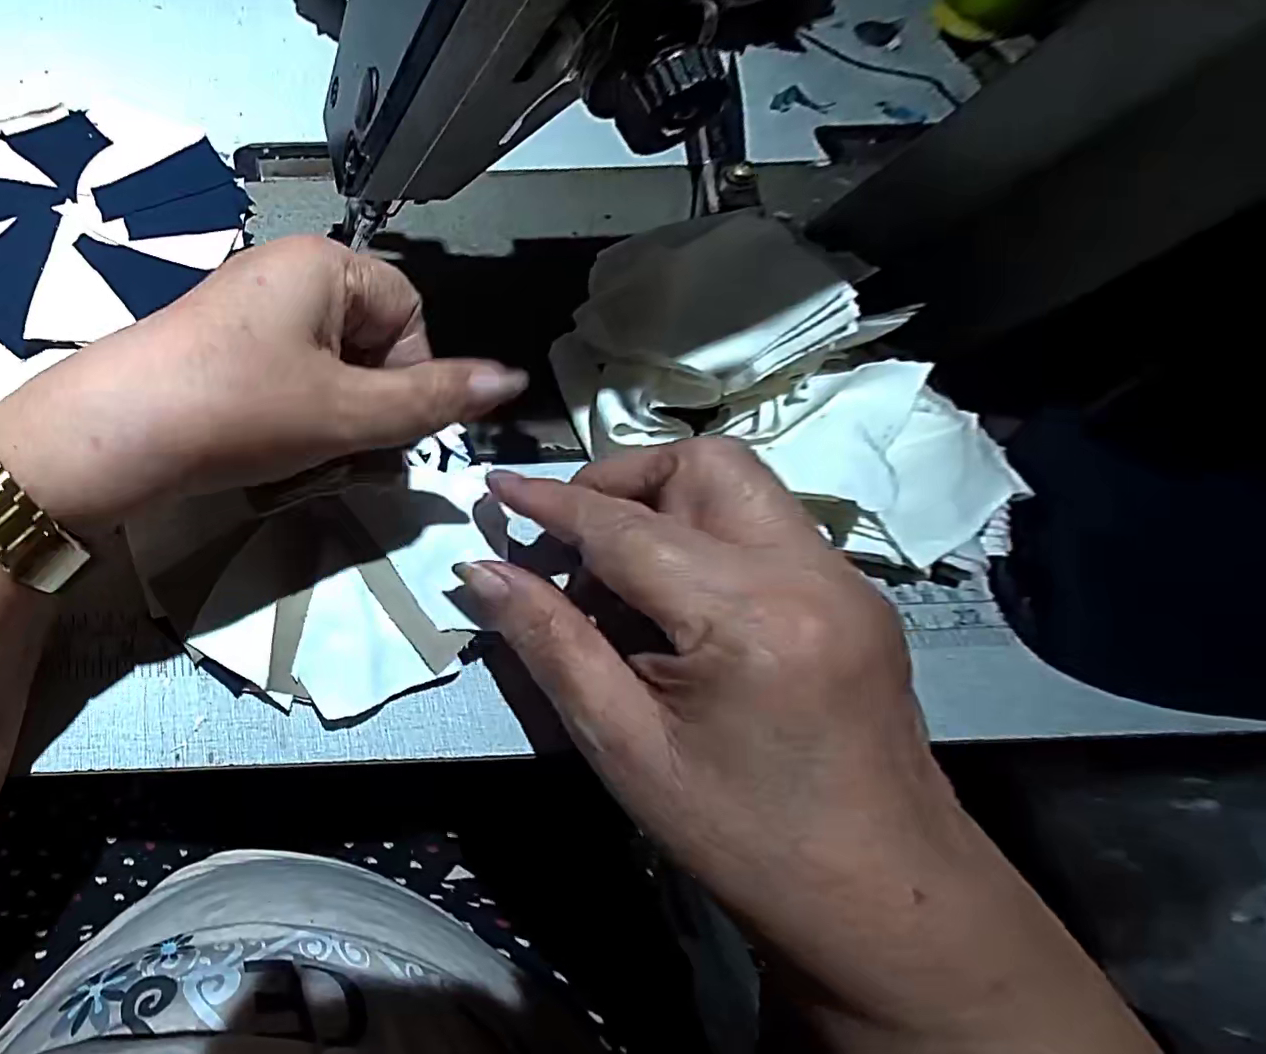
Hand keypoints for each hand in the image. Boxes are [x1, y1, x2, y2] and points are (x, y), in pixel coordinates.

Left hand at [0, 235, 526, 527]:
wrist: (113, 437)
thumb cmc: (241, 411)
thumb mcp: (347, 412)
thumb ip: (432, 400)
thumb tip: (512, 382)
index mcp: (324, 263)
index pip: (411, 314)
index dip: (414, 378)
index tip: (392, 431)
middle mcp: (285, 273)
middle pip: (369, 343)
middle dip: (371, 406)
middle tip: (348, 456)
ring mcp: (245, 311)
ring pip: (327, 369)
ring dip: (334, 421)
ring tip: (304, 459)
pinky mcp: (217, 349)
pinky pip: (283, 378)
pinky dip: (292, 418)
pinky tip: (271, 451)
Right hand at [461, 439, 1154, 1051]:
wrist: (885, 903)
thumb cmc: (737, 832)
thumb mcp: (617, 739)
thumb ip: (547, 639)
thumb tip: (482, 571)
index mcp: (751, 617)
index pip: (625, 527)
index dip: (549, 502)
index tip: (494, 485)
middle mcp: (810, 574)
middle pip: (702, 465)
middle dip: (616, 483)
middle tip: (565, 542)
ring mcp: (842, 580)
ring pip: (732, 484)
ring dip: (653, 504)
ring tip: (607, 579)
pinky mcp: (847, 595)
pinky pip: (753, 524)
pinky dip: (689, 534)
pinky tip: (660, 603)